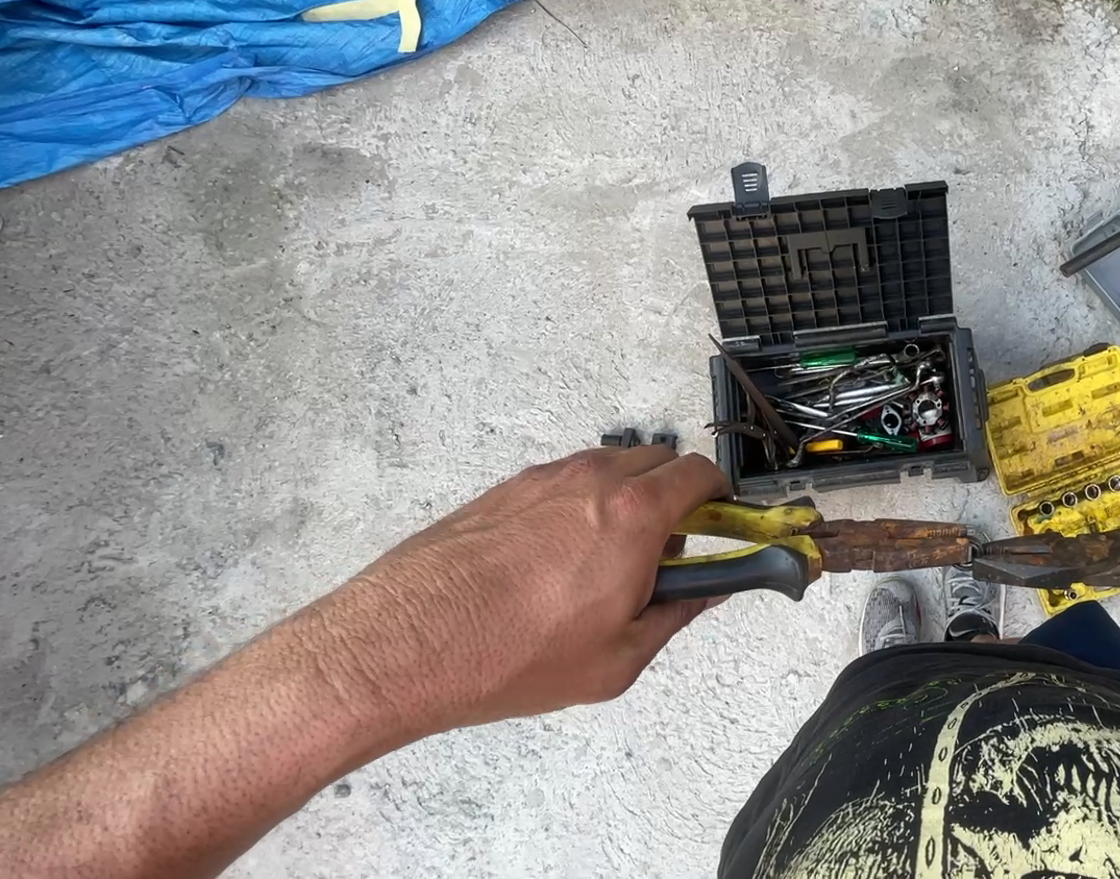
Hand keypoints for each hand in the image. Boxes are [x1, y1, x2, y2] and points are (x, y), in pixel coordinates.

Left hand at [286, 445, 727, 735]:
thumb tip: (709, 592)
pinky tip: (556, 554)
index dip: (720, 494)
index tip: (718, 520)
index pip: (702, 472)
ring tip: (605, 554)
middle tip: (663, 548)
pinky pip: (570, 477)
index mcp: (635, 514)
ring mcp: (548, 477)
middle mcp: (596, 479)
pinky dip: (585, 499)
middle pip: (663, 460)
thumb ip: (679, 615)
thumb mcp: (618, 659)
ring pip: (615, 464)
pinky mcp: (509, 486)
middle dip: (678, 494)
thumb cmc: (512, 657)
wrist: (398, 647)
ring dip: (631, 494)